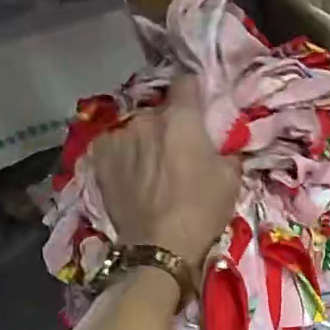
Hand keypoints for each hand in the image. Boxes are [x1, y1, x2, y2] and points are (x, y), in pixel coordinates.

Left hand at [89, 76, 241, 266]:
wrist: (160, 248)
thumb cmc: (202, 211)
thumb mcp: (231, 181)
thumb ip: (227, 154)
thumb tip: (224, 148)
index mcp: (181, 117)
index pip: (186, 82)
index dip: (192, 93)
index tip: (196, 109)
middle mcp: (146, 118)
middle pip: (159, 112)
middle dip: (167, 127)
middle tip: (175, 153)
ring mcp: (119, 137)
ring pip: (135, 130)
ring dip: (143, 143)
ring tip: (150, 170)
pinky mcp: (99, 158)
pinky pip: (114, 148)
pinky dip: (122, 157)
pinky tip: (129, 176)